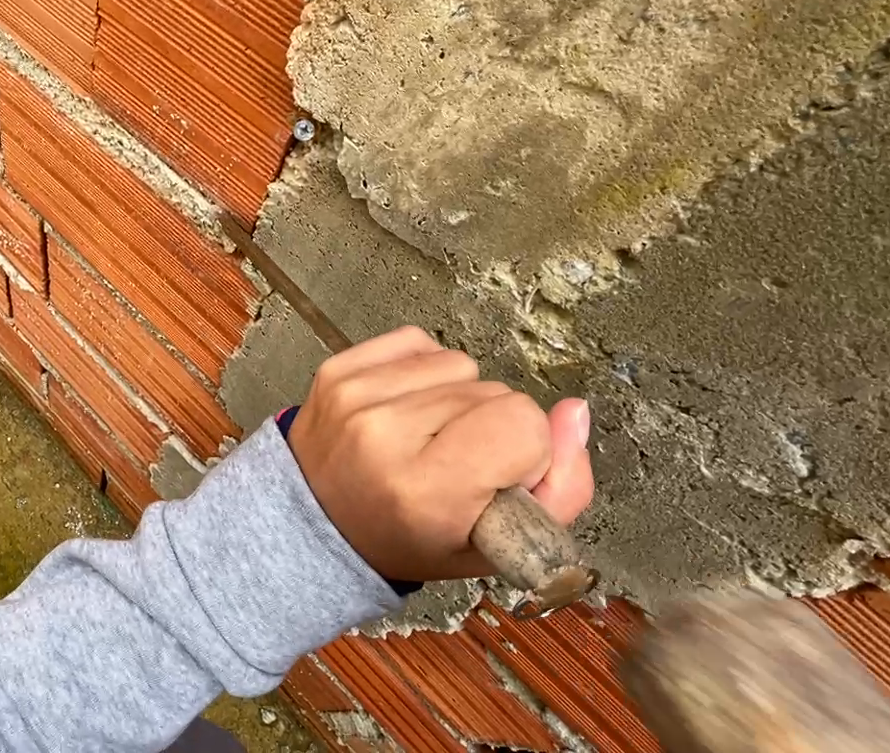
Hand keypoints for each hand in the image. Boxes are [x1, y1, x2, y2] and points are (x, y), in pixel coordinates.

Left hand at [283, 326, 593, 583]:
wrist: (315, 518)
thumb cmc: (407, 536)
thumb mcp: (494, 547)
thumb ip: (560, 490)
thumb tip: (575, 410)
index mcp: (425, 490)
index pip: (520, 422)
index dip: (525, 451)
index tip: (496, 478)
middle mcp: (383, 434)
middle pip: (492, 391)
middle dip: (490, 426)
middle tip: (455, 464)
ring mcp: (355, 395)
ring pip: (459, 363)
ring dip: (457, 396)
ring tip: (429, 436)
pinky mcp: (337, 367)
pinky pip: (418, 342)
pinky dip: (424, 370)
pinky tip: (408, 407)